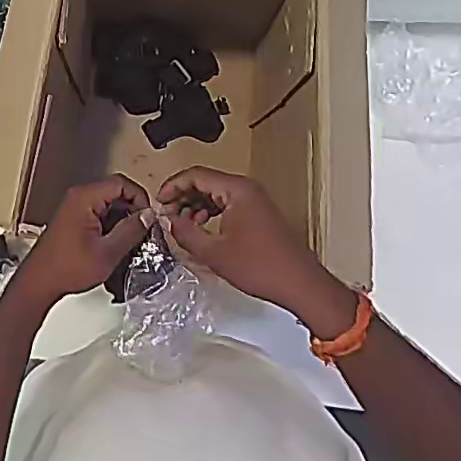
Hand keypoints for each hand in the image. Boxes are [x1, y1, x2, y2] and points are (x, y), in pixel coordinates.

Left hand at [9, 175, 149, 307]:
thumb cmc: (67, 268)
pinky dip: (111, 226)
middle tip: (143, 231)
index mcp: (84, 198)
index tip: (148, 217)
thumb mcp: (107, 251)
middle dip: (132, 210)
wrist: (40, 281)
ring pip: (109, 204)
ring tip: (131, 241)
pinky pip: (99, 214)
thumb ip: (131, 230)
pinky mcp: (74, 219)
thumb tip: (147, 216)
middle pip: (115, 192)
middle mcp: (78, 197)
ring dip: (122, 220)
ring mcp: (75, 207)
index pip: (120, 183)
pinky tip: (116, 245)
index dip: (139, 198)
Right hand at [159, 166, 335, 316]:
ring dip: (195, 205)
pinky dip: (210, 211)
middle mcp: (247, 189)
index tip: (159, 202)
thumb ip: (184, 232)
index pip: (195, 175)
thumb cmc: (262, 267)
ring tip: (182, 224)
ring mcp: (255, 200)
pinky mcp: (259, 213)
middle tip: (167, 214)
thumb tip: (169, 220)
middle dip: (182, 196)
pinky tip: (202, 228)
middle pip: (205, 181)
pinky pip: (227, 202)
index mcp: (236, 190)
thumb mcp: (213, 252)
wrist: (301, 285)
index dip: (172, 187)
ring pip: (215, 192)